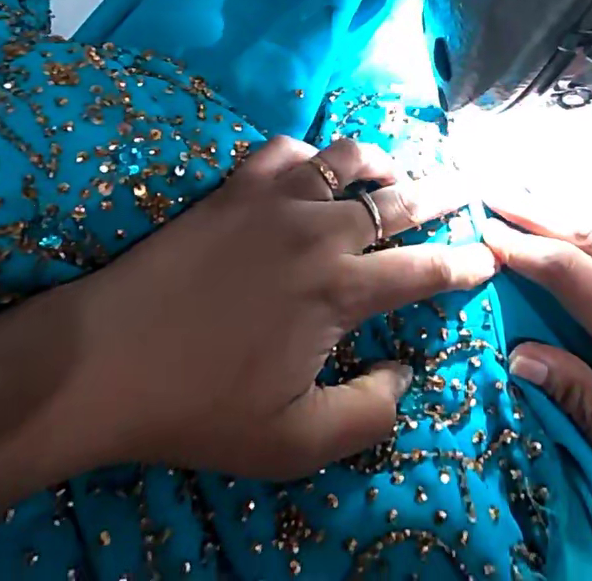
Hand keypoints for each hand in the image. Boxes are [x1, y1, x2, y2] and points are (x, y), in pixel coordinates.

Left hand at [0, 136, 489, 579]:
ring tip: (396, 172)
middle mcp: (321, 230)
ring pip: (350, 157)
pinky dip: (308, 153)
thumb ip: (370, 412)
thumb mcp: (295, 443)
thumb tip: (406, 372)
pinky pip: (285, 147)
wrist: (104, 360)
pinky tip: (311, 167)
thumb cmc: (200, 405)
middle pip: (401, 200)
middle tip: (466, 186)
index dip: (465, 263)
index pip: (425, 269)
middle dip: (444, 193)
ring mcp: (277, 198)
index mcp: (343, 290)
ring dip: (383, 163)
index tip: (487, 256)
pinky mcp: (236, 185)